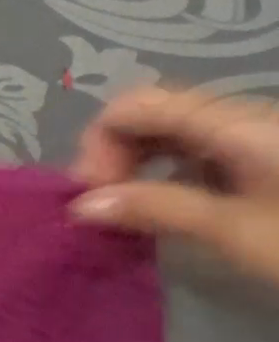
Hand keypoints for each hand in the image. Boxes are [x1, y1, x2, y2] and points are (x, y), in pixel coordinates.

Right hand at [71, 86, 278, 285]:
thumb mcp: (243, 235)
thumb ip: (158, 211)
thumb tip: (82, 205)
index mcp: (239, 126)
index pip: (135, 106)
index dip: (100, 142)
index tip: (95, 192)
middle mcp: (250, 121)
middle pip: (155, 113)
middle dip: (117, 152)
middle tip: (109, 201)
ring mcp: (268, 139)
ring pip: (179, 132)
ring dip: (144, 162)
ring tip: (139, 206)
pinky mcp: (278, 162)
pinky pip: (209, 149)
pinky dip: (177, 170)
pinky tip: (182, 206)